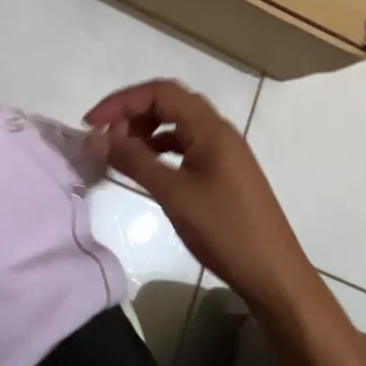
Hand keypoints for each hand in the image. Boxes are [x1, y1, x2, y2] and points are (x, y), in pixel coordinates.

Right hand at [85, 80, 308, 309]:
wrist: (273, 273)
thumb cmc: (225, 231)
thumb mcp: (174, 195)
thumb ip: (134, 161)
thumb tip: (97, 138)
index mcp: (211, 129)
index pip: (160, 92)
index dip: (122, 101)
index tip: (91, 124)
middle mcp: (219, 131)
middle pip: (169, 102)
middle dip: (132, 112)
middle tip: (104, 137)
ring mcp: (224, 152)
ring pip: (178, 123)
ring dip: (145, 129)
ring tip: (120, 152)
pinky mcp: (224, 172)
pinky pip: (186, 144)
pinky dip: (161, 147)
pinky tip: (147, 167)